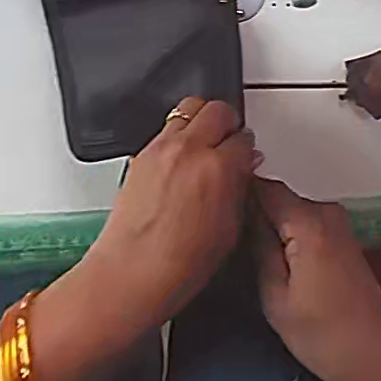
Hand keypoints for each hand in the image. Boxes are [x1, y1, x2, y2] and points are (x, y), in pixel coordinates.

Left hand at [75, 97, 255, 331]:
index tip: (245, 155)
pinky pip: (166, 128)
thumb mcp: (229, 229)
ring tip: (205, 140)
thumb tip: (242, 171)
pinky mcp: (141, 154)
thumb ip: (239, 189)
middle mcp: (189, 149)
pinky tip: (181, 156)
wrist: (133, 272)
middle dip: (228, 122)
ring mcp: (162, 148)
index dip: (247, 148)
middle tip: (229, 139)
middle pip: (217, 110)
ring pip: (189, 108)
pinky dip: (178, 135)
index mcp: (218, 168)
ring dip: (201, 120)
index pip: (243, 138)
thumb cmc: (178, 262)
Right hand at [252, 178, 380, 380]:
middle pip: (278, 197)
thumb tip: (245, 215)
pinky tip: (279, 259)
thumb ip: (259, 247)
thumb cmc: (323, 335)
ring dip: (272, 225)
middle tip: (232, 241)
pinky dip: (289, 233)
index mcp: (308, 222)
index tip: (218, 211)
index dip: (239, 193)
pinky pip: (305, 220)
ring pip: (290, 209)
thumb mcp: (275, 297)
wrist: (376, 358)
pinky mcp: (342, 234)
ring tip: (252, 254)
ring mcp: (337, 221)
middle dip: (255, 213)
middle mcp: (325, 211)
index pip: (264, 187)